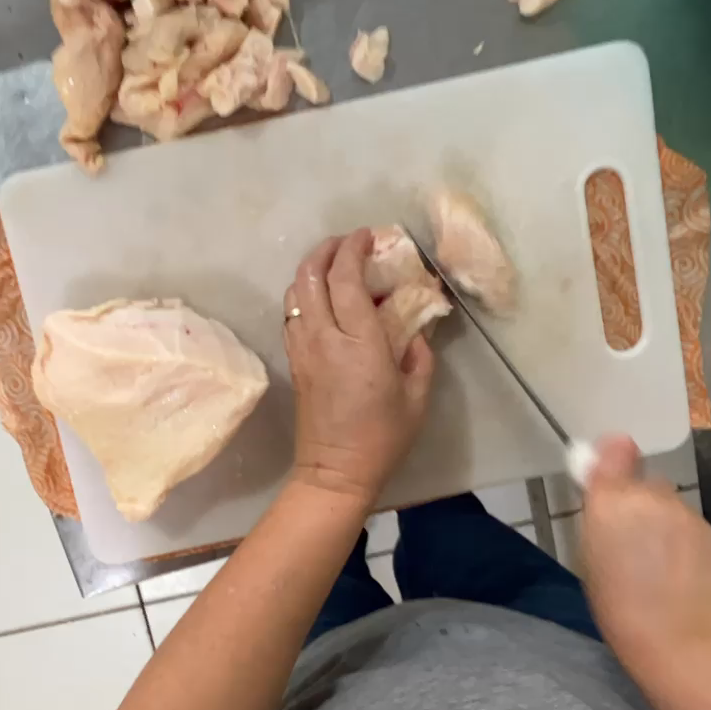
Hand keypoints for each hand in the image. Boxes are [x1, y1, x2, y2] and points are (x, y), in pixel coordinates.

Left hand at [283, 229, 435, 504]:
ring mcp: (303, 350)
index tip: (367, 236)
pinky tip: (322, 301)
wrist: (335, 472)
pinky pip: (292, 317)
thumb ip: (418, 355)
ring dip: (311, 271)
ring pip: (295, 294)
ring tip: (332, 266)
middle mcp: (324, 339)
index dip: (353, 248)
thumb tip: (413, 328)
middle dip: (326, 249)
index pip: (345, 278)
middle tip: (346, 243)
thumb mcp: (416, 396)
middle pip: (310, 276)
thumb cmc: (382, 438)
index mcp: (358, 343)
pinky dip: (304, 297)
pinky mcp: (294, 363)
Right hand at [579, 436, 710, 662]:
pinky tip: (678, 571)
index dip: (613, 457)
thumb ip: (600, 511)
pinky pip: (687, 525)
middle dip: (635, 501)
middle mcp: (650, 496)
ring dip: (659, 521)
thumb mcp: (590, 556)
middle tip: (626, 540)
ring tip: (654, 562)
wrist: (681, 637)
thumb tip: (603, 479)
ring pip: (666, 504)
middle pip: (642, 483)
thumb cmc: (617, 605)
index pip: (615, 451)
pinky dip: (680, 539)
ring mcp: (685, 512)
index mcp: (610, 501)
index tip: (606, 471)